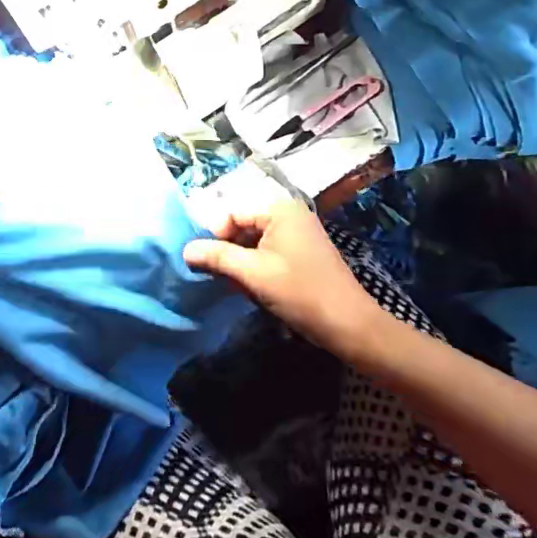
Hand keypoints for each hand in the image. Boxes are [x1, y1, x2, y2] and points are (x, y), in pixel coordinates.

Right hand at [183, 200, 391, 362]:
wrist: (350, 327)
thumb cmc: (301, 293)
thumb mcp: (253, 274)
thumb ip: (217, 257)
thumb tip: (186, 250)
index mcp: (280, 210)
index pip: (231, 213)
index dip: (215, 237)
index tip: (207, 264)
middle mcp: (289, 214)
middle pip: (241, 226)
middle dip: (227, 251)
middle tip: (221, 277)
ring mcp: (297, 234)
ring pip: (252, 242)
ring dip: (240, 262)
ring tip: (238, 286)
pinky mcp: (301, 253)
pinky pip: (266, 252)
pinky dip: (255, 268)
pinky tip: (253, 289)